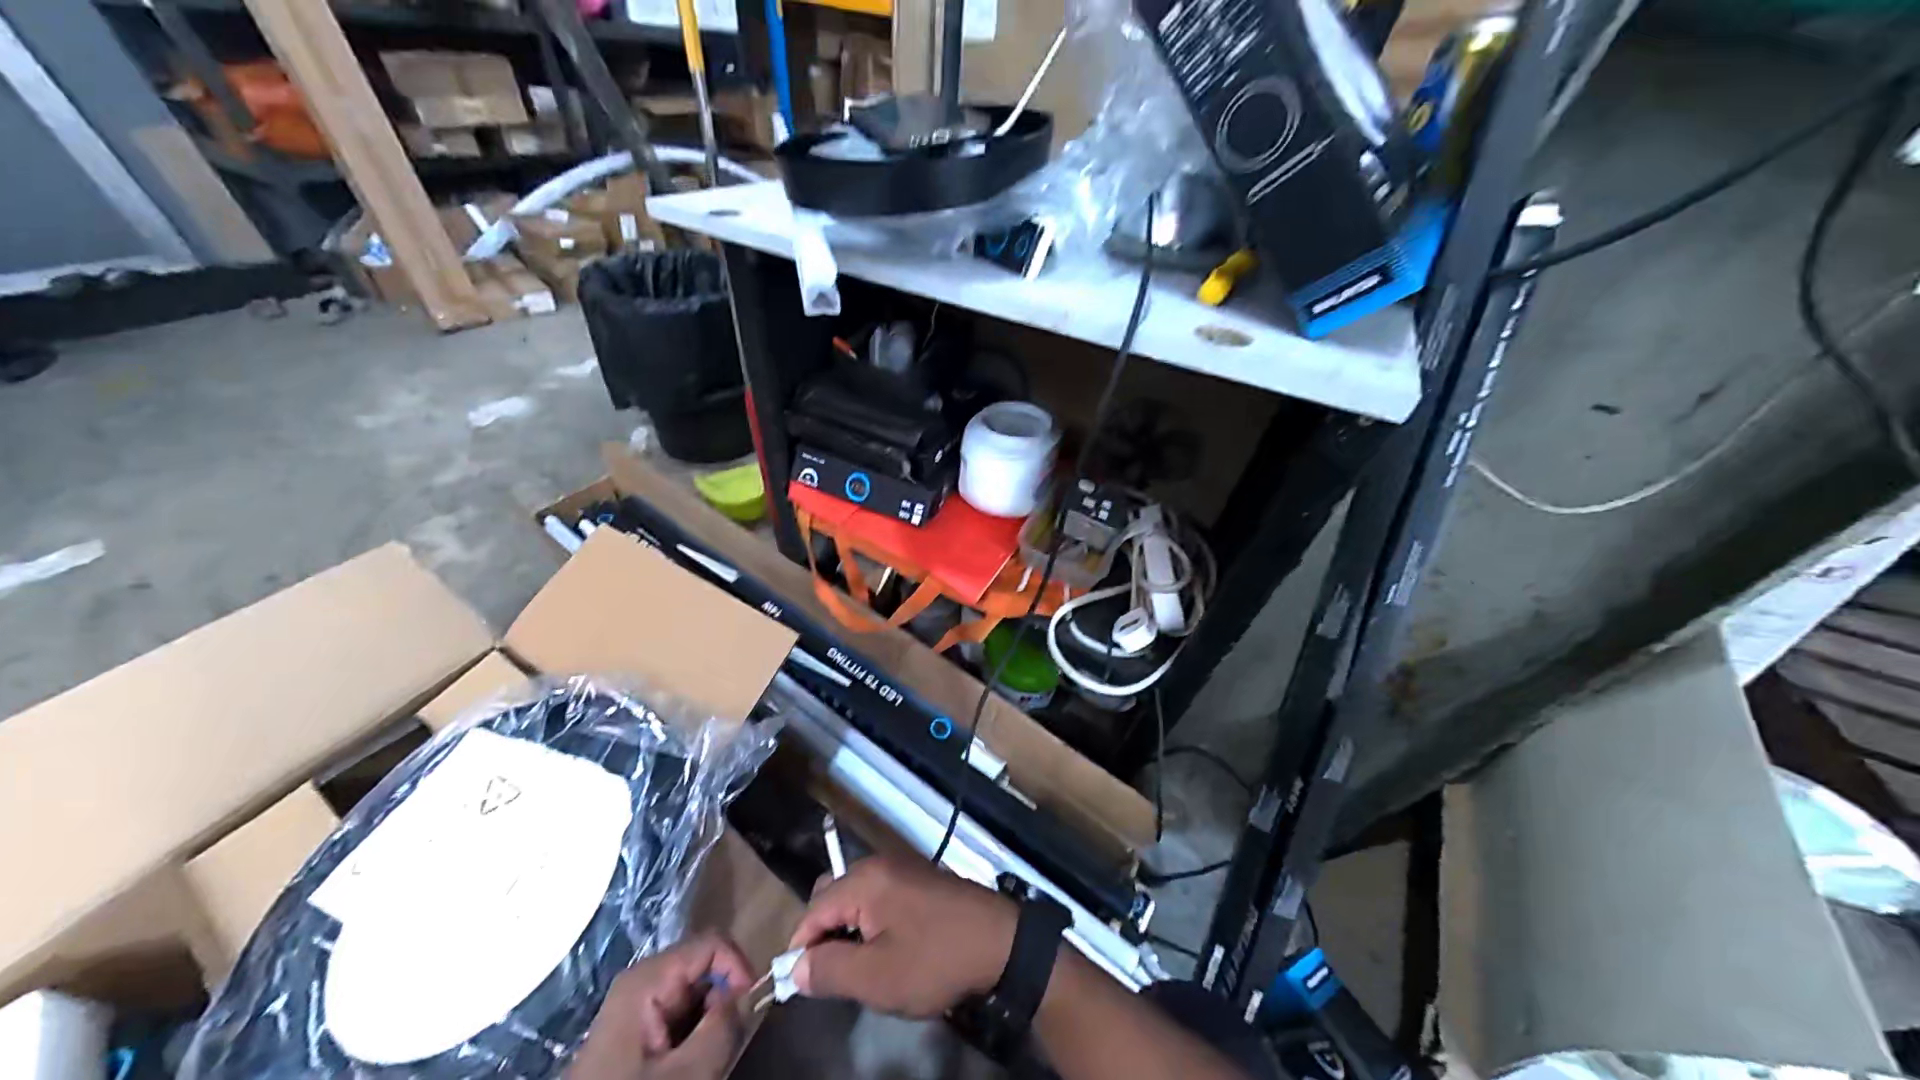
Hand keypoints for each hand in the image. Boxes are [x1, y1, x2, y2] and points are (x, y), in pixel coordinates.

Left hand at [568, 933, 753, 1079]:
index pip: (712, 944)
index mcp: (648, 980)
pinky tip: (686, 1069)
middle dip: (724, 1002)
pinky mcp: (634, 1032)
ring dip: (709, 1024)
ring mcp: (636, 1008)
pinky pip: (678, 1018)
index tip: (749, 1010)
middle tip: (725, 1047)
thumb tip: (748, 996)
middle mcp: (641, 983)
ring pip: (694, 996)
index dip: (739, 969)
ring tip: (704, 1065)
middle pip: (703, 968)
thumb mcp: (686, 1076)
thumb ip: (723, 1029)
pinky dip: (693, 1037)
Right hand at [787, 856, 1017, 1018]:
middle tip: (835, 976)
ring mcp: (903, 869)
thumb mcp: (877, 977)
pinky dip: (872, 922)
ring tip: (862, 968)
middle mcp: (880, 865)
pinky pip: (880, 897)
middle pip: (831, 896)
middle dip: (824, 935)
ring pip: (856, 897)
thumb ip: (829, 970)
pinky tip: (887, 950)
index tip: (800, 985)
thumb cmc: (935, 960)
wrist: (1002, 943)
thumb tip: (795, 966)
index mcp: (864, 881)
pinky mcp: (921, 880)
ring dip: (849, 930)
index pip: (812, 911)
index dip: (800, 949)